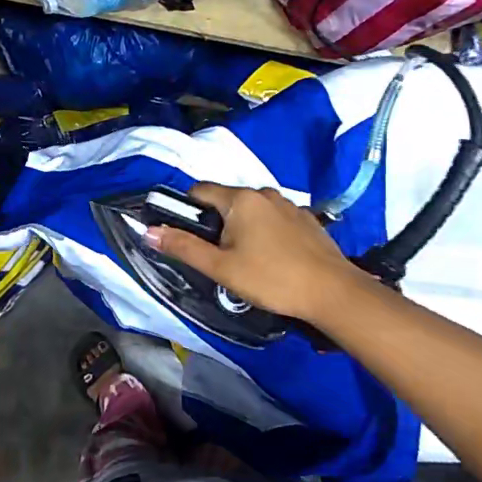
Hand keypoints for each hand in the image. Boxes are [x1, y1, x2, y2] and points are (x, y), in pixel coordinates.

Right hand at [145, 184, 367, 323]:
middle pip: (227, 199)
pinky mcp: (307, 219)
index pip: (200, 190)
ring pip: (252, 209)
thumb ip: (184, 247)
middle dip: (217, 221)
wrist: (332, 291)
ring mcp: (289, 204)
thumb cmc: (270, 278)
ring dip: (243, 226)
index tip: (186, 233)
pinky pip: (275, 218)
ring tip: (246, 259)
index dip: (187, 208)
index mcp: (240, 199)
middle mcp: (264, 193)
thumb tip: (149, 231)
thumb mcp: (221, 268)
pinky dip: (266, 231)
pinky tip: (273, 257)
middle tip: (217, 255)